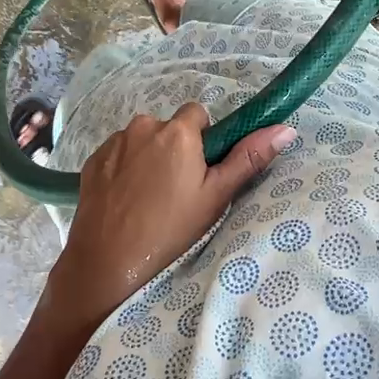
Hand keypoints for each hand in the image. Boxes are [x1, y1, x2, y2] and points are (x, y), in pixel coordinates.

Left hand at [42, 104, 293, 332]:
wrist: (107, 263)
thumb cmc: (170, 231)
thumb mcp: (216, 197)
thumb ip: (249, 159)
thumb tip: (285, 129)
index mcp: (178, 131)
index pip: (198, 114)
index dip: (202, 141)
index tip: (199, 172)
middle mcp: (144, 125)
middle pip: (168, 128)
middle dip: (174, 150)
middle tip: (175, 192)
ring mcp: (114, 142)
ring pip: (141, 141)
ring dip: (147, 158)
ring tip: (147, 201)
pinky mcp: (93, 159)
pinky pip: (117, 154)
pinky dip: (123, 169)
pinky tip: (124, 201)